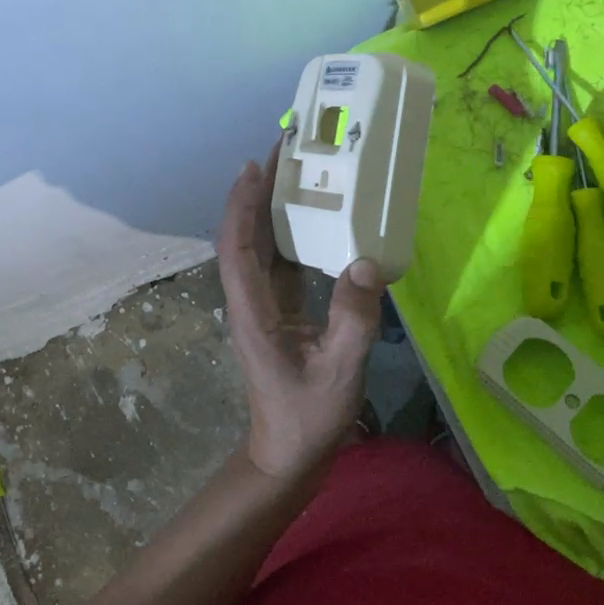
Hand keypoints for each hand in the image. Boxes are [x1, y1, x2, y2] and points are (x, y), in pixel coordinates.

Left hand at [217, 143, 388, 481]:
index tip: (255, 166)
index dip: (242, 205)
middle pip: (246, 236)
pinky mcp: (277, 311)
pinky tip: (316, 218)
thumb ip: (353, 321)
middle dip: (259, 192)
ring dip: (274, 208)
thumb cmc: (307, 417)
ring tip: (300, 171)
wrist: (289, 453)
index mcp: (252, 311)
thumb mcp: (340, 372)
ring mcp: (261, 305)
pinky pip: (280, 262)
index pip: (237, 247)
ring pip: (261, 246)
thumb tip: (367, 264)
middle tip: (285, 151)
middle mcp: (249, 300)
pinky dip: (291, 234)